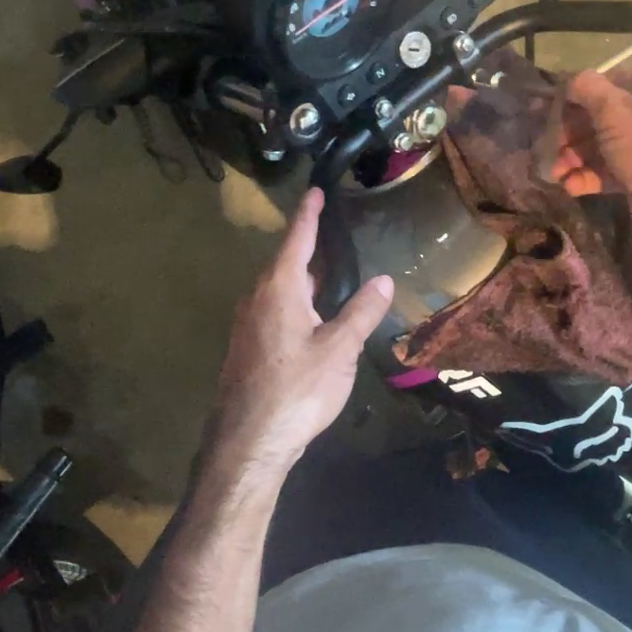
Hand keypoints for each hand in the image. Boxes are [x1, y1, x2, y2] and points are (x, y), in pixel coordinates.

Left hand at [208, 189, 392, 477]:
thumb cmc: (297, 389)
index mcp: (279, 288)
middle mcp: (257, 298)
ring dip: (304, 281)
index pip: (297, 239)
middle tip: (336, 237)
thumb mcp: (339, 350)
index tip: (315, 191)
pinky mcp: (247, 348)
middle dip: (310, 250)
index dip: (309, 214)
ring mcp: (247, 325)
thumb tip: (384, 279)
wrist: (248, 441)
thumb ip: (362, 312)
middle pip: (287, 264)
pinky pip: (274, 312)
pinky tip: (314, 322)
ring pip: (280, 291)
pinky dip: (297, 305)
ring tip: (332, 278)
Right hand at [551, 68, 631, 246]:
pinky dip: (588, 176)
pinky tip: (571, 186)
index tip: (546, 112)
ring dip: (574, 157)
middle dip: (570, 134)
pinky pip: (609, 169)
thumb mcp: (616, 113)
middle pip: (600, 116)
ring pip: (601, 145)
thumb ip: (588, 89)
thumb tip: (569, 78)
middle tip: (548, 149)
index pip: (606, 82)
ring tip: (555, 173)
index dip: (573, 97)